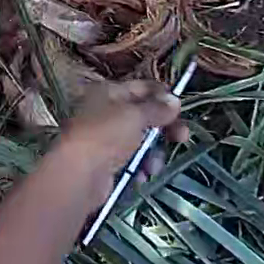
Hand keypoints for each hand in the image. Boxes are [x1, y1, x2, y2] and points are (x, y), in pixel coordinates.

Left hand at [52, 80, 185, 204]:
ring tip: (153, 165)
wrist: (80, 174)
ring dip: (153, 153)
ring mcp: (106, 139)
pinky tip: (141, 175)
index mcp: (108, 92)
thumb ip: (157, 108)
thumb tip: (175, 100)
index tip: (181, 105)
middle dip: (165, 127)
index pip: (141, 87)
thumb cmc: (106, 135)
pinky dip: (140, 168)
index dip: (161, 95)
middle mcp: (106, 112)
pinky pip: (133, 162)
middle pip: (144, 116)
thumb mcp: (134, 116)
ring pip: (141, 142)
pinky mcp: (108, 163)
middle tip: (182, 137)